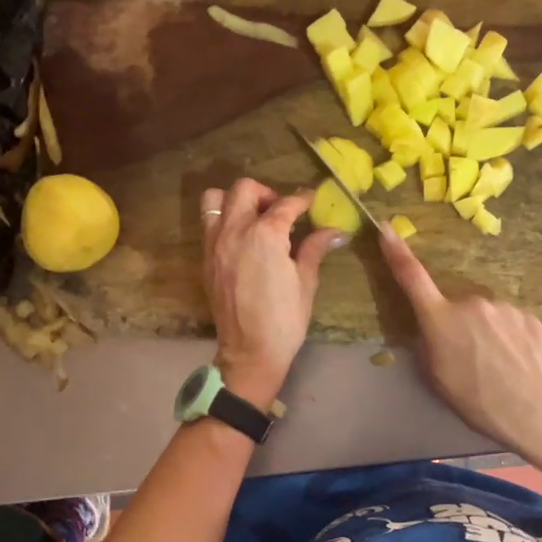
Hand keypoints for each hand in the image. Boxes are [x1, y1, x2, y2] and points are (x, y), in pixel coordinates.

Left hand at [200, 178, 346, 404]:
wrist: (249, 352)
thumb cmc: (284, 320)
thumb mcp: (305, 282)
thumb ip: (314, 249)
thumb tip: (335, 230)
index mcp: (265, 235)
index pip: (285, 205)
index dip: (301, 200)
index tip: (310, 201)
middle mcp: (235, 231)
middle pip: (244, 189)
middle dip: (266, 193)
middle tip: (281, 211)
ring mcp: (215, 244)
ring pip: (216, 199)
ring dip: (236, 200)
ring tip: (255, 218)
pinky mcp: (206, 259)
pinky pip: (208, 224)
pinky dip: (224, 220)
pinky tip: (242, 238)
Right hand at [379, 228, 541, 455]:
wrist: (536, 409)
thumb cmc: (477, 401)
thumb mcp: (437, 379)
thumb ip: (427, 347)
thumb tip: (429, 331)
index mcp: (441, 319)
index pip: (413, 278)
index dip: (397, 254)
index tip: (387, 229)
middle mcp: (470, 303)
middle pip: (456, 309)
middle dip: (457, 328)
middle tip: (467, 362)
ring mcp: (503, 307)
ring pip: (485, 316)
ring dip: (485, 334)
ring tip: (497, 368)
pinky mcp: (528, 315)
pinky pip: (508, 323)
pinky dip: (507, 339)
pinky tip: (515, 363)